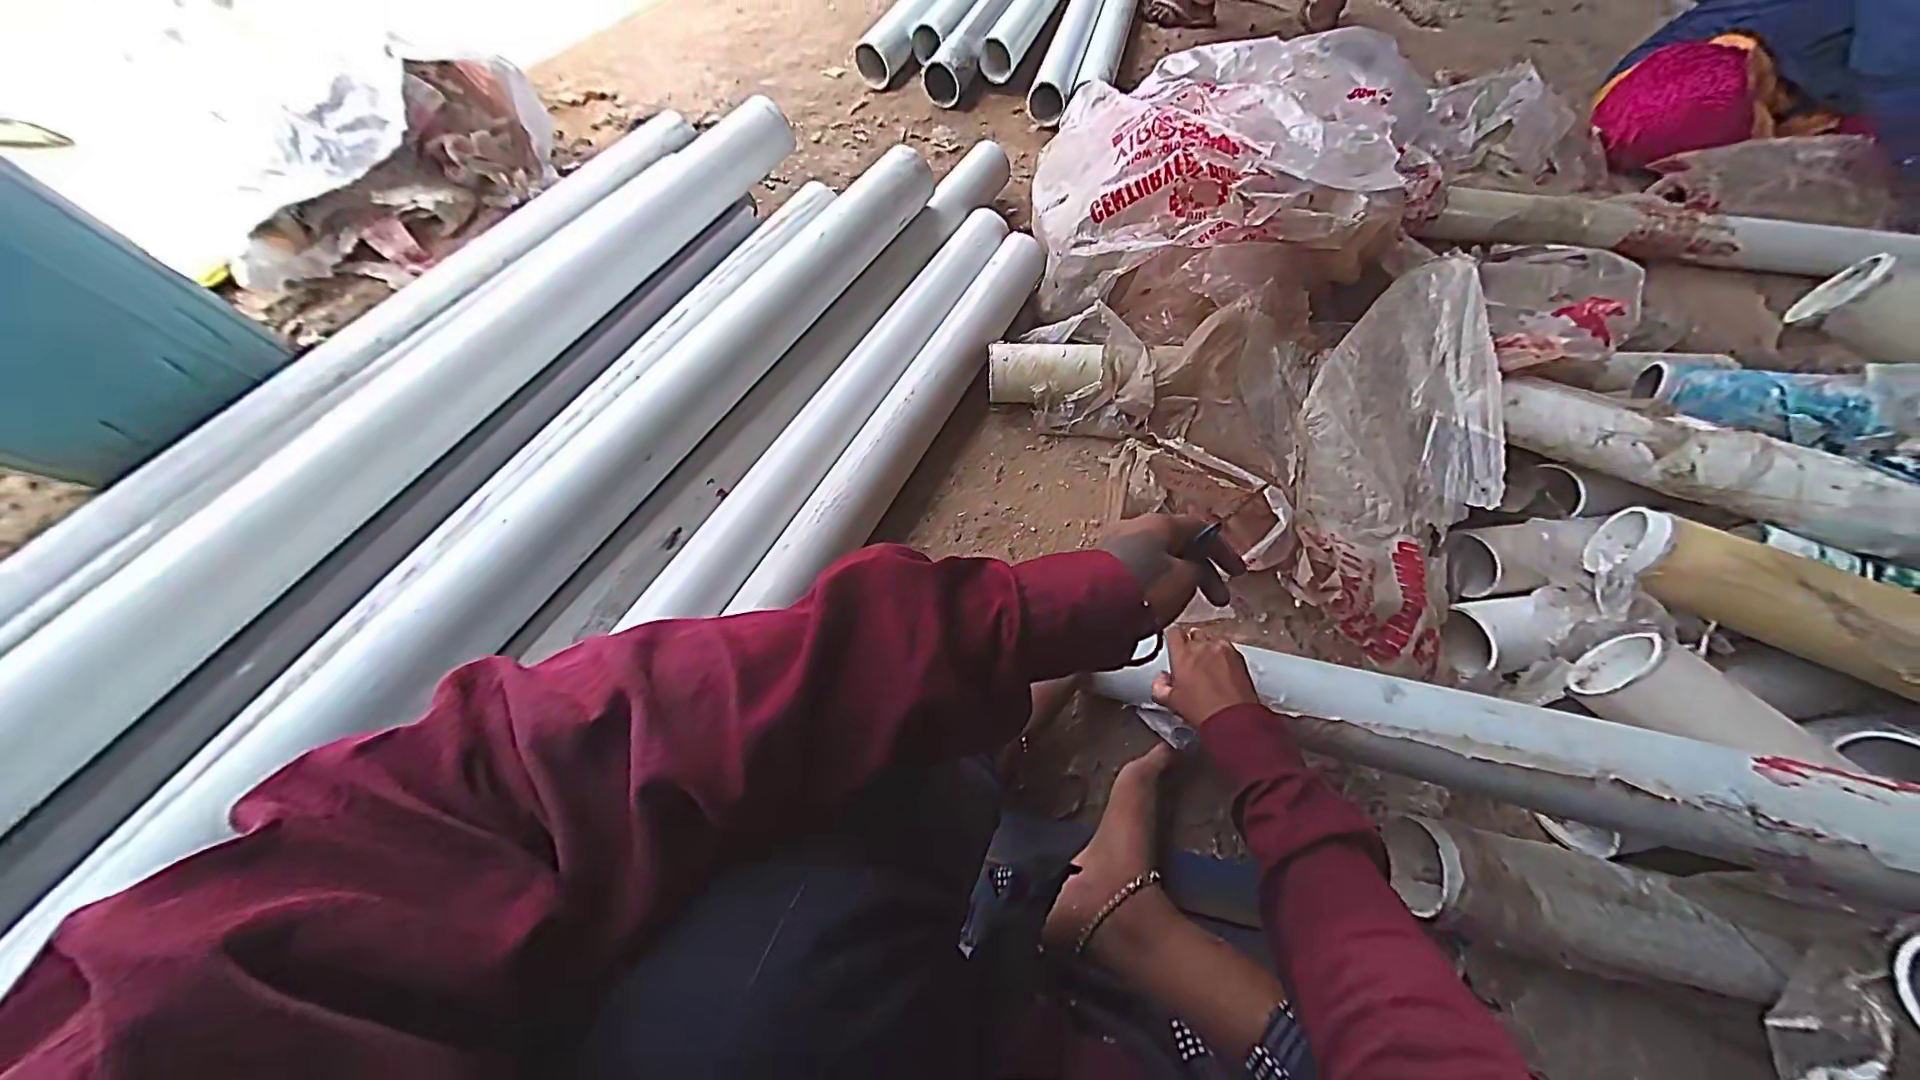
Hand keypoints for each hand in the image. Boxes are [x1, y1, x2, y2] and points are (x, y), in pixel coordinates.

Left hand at [1097, 514, 1245, 627]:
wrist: (1089, 605)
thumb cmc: (1144, 588)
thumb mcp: (1185, 579)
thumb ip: (1198, 569)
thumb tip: (1192, 568)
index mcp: (1158, 524)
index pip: (1200, 529)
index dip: (1223, 551)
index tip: (1237, 573)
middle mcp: (1134, 528)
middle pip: (1177, 545)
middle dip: (1201, 571)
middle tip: (1218, 598)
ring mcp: (1114, 546)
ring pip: (1157, 560)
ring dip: (1179, 580)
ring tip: (1187, 603)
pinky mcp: (1101, 568)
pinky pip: (1138, 572)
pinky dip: (1155, 585)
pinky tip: (1157, 604)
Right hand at [1151, 627, 1260, 726]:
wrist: (1233, 718)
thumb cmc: (1201, 709)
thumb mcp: (1171, 701)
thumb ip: (1159, 686)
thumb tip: (1161, 678)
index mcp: (1182, 654)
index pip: (1173, 632)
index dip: (1173, 639)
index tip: (1175, 647)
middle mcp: (1201, 646)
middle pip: (1193, 633)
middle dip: (1192, 643)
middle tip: (1192, 660)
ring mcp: (1221, 649)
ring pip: (1211, 639)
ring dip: (1208, 647)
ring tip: (1209, 664)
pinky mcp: (1237, 655)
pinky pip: (1226, 647)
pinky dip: (1222, 653)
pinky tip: (1223, 668)